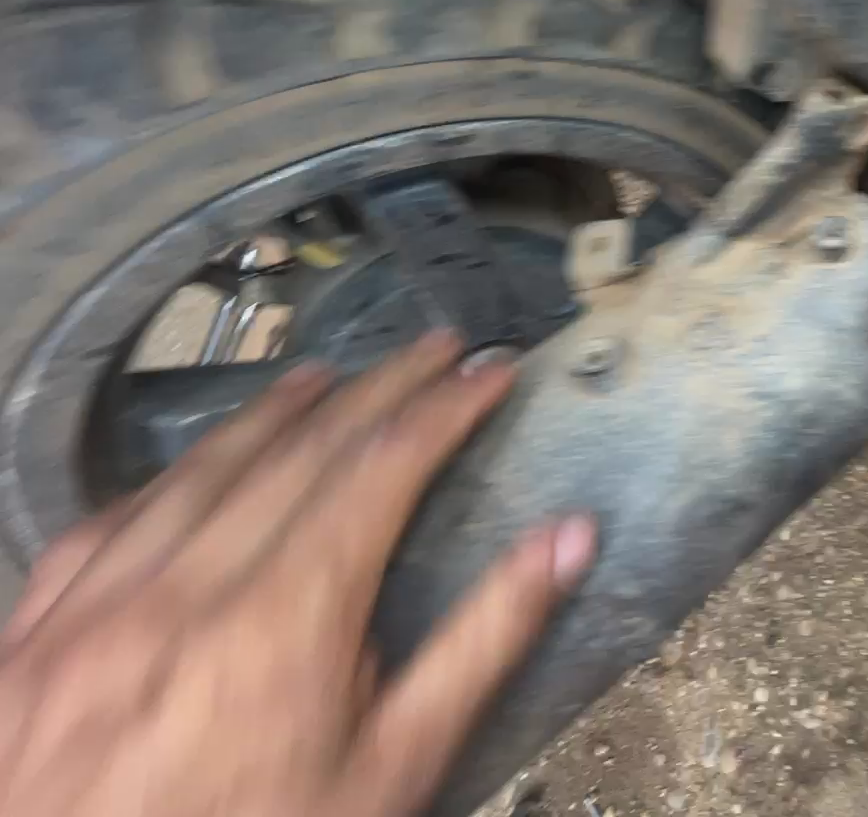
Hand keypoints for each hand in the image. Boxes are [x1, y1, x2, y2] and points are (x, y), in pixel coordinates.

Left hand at [0, 332, 595, 816]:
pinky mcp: (21, 647)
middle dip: (382, 387)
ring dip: (277, 410)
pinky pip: (102, 525)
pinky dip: (169, 473)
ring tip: (329, 373)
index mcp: (282, 613)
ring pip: (199, 471)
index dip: (446, 407)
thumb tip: (572, 536)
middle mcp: (181, 589)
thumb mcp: (401, 760)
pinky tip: (191, 464)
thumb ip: (488, 637)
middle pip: (301, 449)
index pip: (382, 468)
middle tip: (436, 347)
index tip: (494, 371)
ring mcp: (86, 614)